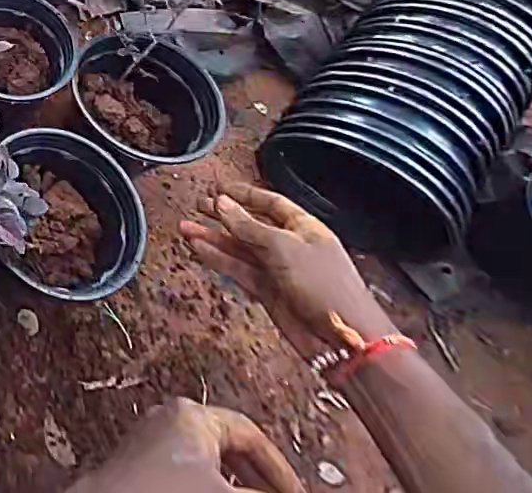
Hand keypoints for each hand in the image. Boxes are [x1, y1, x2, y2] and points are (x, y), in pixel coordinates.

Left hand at [67, 399, 304, 492]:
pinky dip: (208, 488)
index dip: (280, 470)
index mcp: (192, 417)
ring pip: (206, 465)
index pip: (249, 434)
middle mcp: (169, 420)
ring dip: (234, 486)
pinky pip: (184, 475)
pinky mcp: (139, 467)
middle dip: (257, 481)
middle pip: (228, 448)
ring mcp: (151, 442)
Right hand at [179, 183, 396, 359]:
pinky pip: (238, 269)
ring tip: (185, 228)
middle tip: (198, 205)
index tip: (218, 188)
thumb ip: (247, 225)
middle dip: (224, 215)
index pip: (270, 202)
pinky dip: (217, 259)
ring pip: (239, 248)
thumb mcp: (283, 247)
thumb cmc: (323, 286)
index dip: (244, 193)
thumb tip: (221, 202)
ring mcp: (278, 269)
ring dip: (213, 238)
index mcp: (303, 228)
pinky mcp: (268, 291)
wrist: (346, 343)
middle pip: (250, 223)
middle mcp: (289, 245)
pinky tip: (197, 249)